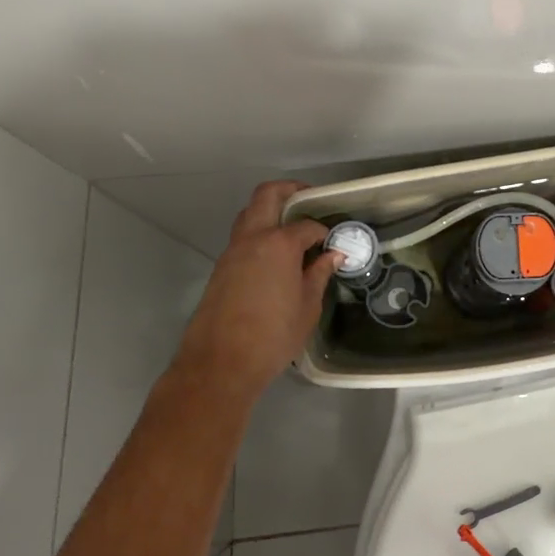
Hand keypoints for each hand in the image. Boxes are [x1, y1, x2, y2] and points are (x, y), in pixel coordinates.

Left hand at [174, 181, 336, 398]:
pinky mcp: (221, 268)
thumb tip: (333, 255)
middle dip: (290, 191)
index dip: (324, 231)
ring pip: (249, 214)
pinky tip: (274, 257)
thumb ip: (319, 274)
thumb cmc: (273, 336)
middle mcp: (253, 238)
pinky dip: (259, 235)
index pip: (307, 225)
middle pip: (268, 195)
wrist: (220, 364)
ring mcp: (232, 251)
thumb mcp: (307, 307)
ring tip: (292, 229)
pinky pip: (242, 238)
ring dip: (270, 212)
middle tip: (309, 200)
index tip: (334, 242)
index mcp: (279, 243)